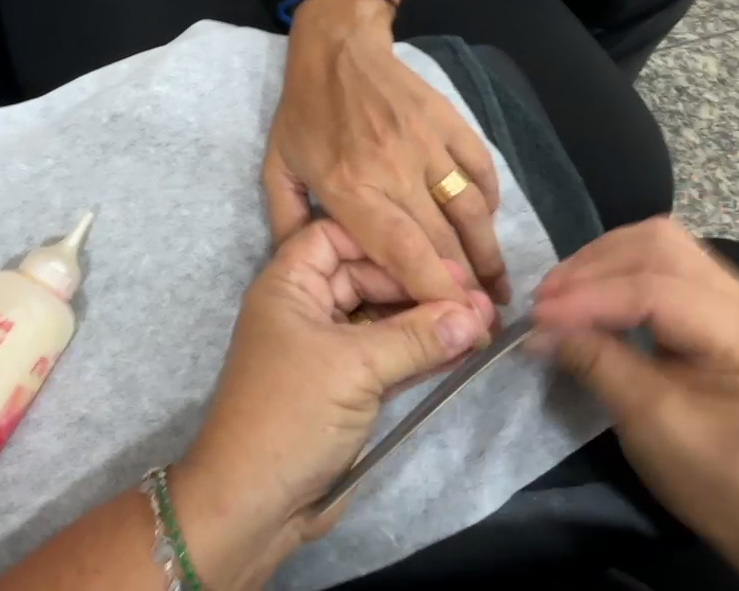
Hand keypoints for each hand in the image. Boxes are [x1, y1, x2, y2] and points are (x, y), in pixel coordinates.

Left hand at [179, 220, 490, 560]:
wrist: (254, 504)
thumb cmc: (292, 413)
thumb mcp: (354, 366)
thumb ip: (416, 337)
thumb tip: (475, 314)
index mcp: (290, 283)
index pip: (337, 235)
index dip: (381, 238)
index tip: (433, 249)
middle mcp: (308, 305)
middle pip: (368, 275)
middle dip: (419, 284)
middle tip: (476, 293)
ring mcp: (329, 345)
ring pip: (384, 317)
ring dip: (429, 319)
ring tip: (484, 318)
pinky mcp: (348, 382)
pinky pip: (390, 353)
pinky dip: (423, 351)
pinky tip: (464, 348)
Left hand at [262, 0, 507, 315]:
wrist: (336, 50)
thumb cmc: (304, 114)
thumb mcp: (277, 170)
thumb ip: (288, 224)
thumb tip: (308, 274)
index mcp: (349, 187)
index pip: (401, 250)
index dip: (433, 292)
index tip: (456, 323)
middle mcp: (394, 169)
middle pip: (443, 240)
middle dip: (467, 287)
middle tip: (481, 321)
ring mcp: (427, 143)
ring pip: (471, 210)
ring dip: (488, 253)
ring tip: (497, 288)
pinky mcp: (449, 122)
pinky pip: (481, 170)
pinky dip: (490, 203)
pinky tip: (486, 226)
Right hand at [529, 218, 738, 573]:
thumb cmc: (720, 481)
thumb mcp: (652, 426)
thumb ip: (597, 364)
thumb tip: (538, 329)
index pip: (658, 290)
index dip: (591, 298)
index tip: (538, 316)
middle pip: (660, 248)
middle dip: (593, 267)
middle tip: (545, 300)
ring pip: (659, 245)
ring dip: (602, 262)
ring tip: (560, 293)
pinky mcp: (722, 302)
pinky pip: (664, 263)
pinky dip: (617, 270)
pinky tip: (590, 294)